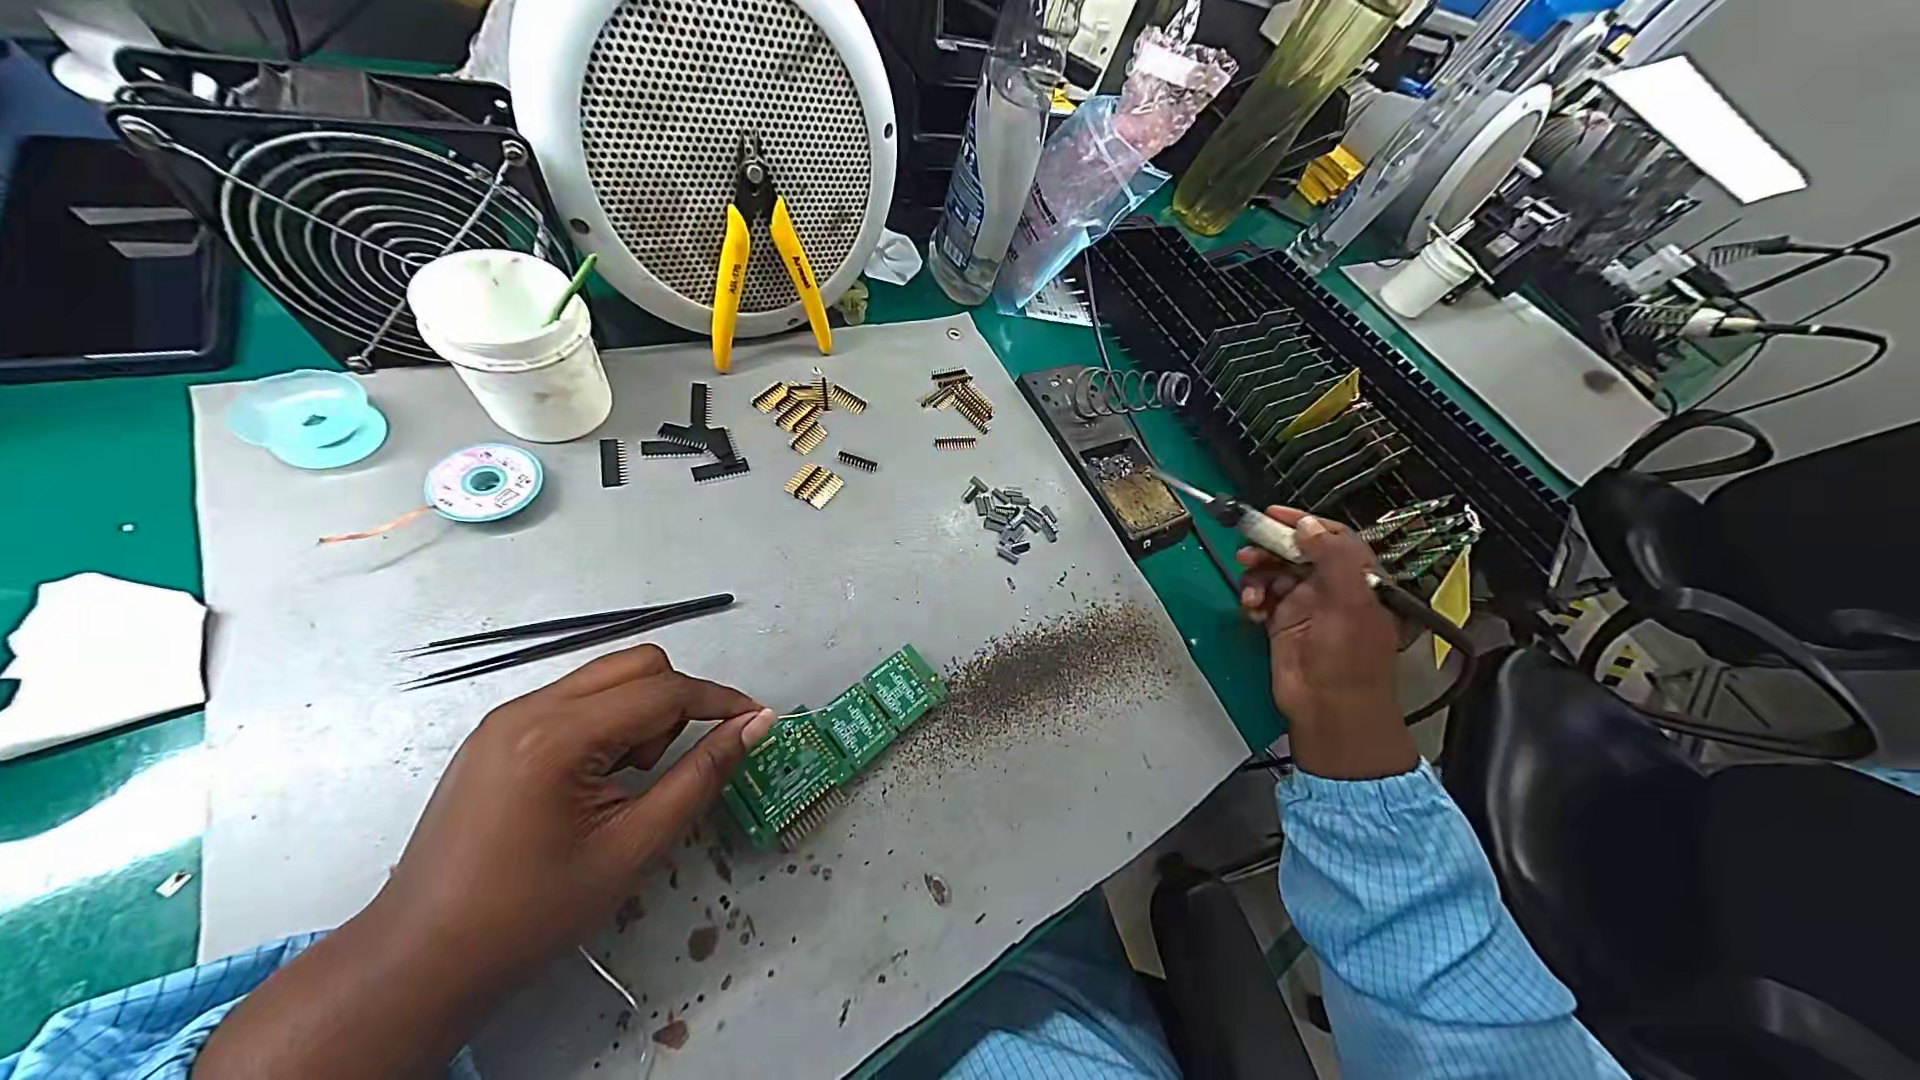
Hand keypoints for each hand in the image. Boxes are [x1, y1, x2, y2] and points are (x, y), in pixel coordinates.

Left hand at [199, 644, 776, 1079]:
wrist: (421, 960)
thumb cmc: (533, 913)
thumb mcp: (635, 847)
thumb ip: (703, 775)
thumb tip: (756, 725)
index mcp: (557, 737)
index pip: (663, 690)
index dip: (720, 700)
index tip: (757, 718)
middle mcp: (528, 709)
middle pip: (637, 664)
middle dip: (674, 703)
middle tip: (667, 765)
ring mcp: (507, 717)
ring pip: (608, 677)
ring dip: (641, 712)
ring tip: (627, 778)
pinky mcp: (499, 732)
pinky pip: (577, 698)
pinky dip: (609, 721)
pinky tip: (597, 776)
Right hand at [1237, 508, 1415, 778]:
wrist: (1329, 708)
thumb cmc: (1349, 661)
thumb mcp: (1349, 603)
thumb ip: (1332, 558)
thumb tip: (1308, 526)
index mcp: (1357, 580)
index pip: (1331, 538)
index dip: (1303, 523)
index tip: (1274, 514)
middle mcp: (1331, 589)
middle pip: (1296, 553)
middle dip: (1270, 548)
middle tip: (1249, 550)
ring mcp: (1305, 606)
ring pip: (1274, 573)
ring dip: (1257, 574)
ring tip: (1250, 586)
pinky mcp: (1282, 623)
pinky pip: (1262, 598)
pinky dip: (1252, 598)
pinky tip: (1251, 608)